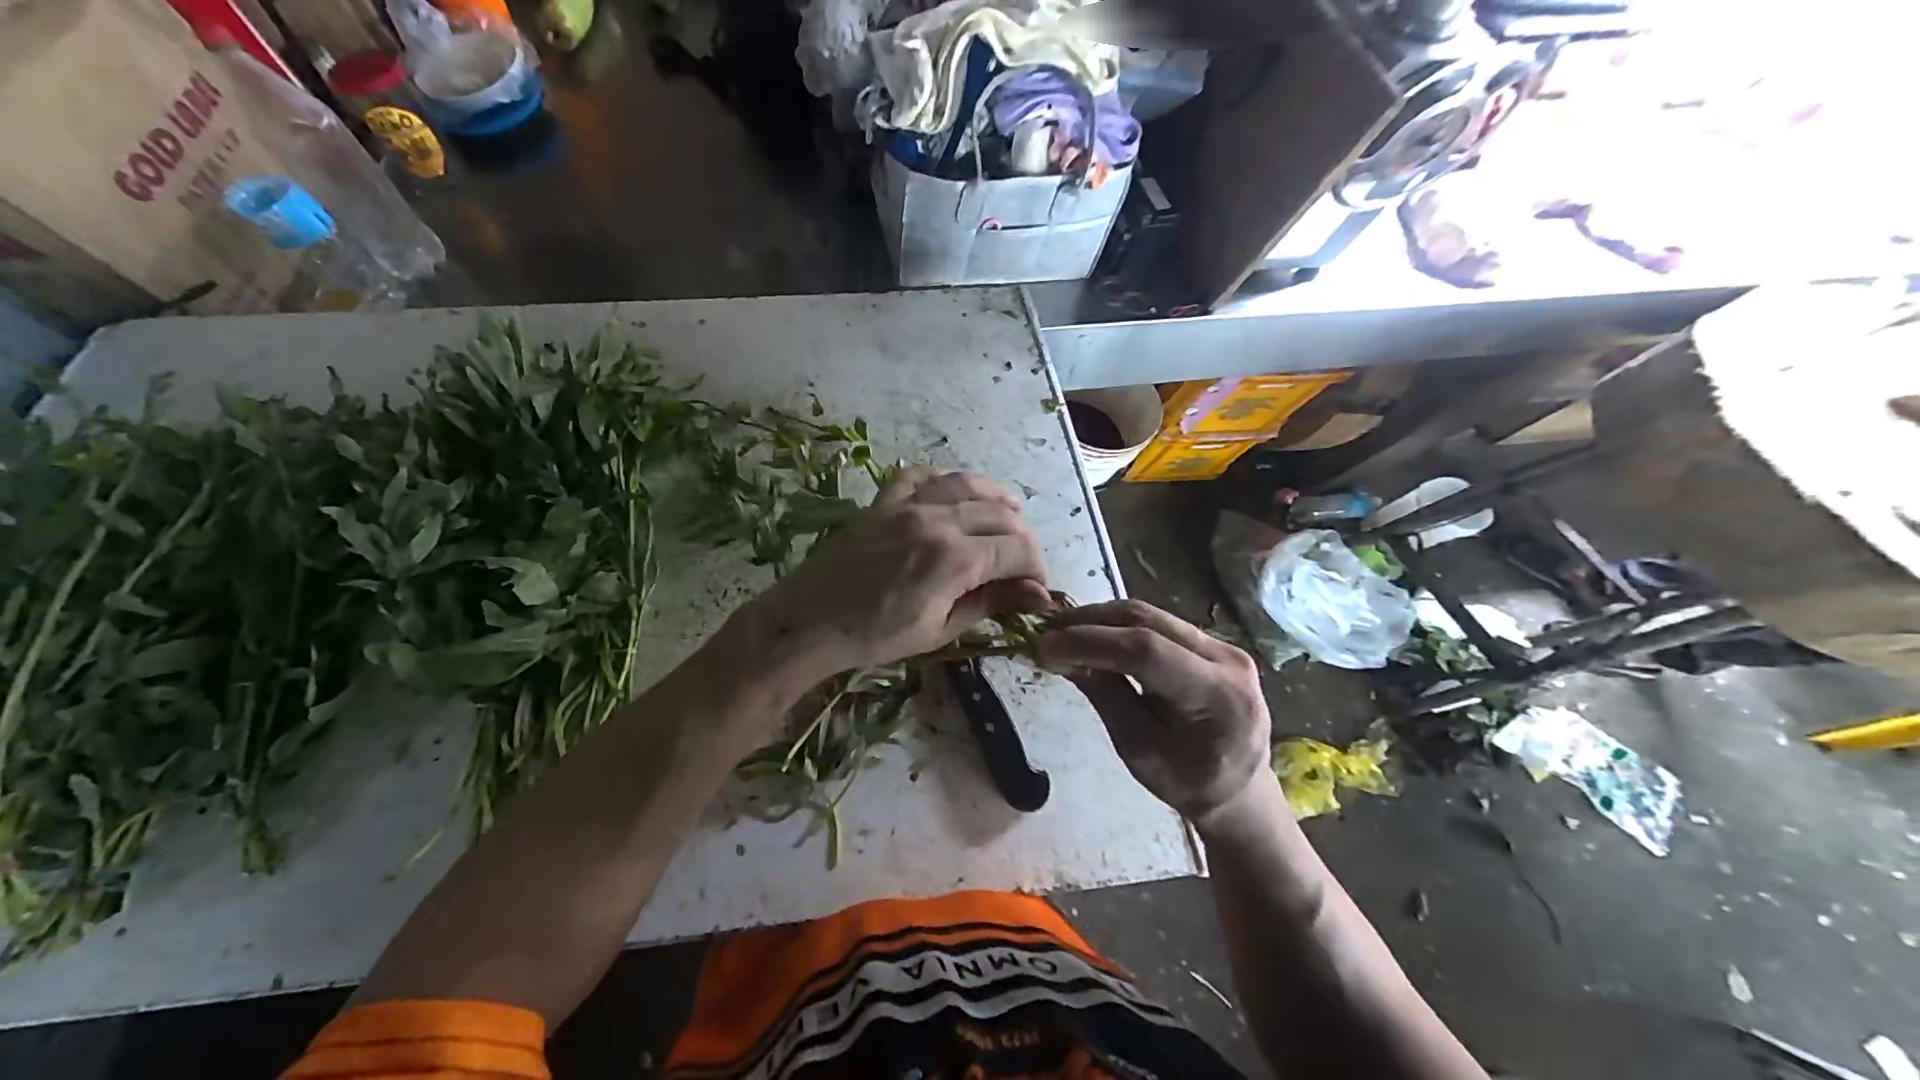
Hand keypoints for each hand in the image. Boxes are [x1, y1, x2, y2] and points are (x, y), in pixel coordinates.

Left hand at [745, 467, 1051, 682]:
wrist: (810, 622)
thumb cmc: (876, 637)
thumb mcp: (940, 629)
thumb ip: (990, 603)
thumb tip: (1037, 595)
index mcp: (954, 559)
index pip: (1019, 549)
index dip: (1037, 568)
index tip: (1035, 588)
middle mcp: (937, 521)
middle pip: (1002, 515)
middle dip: (1023, 538)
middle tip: (1021, 564)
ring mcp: (908, 505)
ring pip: (968, 484)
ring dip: (996, 499)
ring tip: (1009, 514)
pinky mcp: (883, 502)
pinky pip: (921, 475)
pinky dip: (945, 479)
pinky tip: (954, 492)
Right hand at [1037, 600, 1271, 826]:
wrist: (1240, 792)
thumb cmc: (1189, 783)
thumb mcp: (1138, 749)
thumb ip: (1103, 695)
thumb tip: (1057, 654)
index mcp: (1218, 696)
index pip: (1145, 651)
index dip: (1090, 642)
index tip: (1044, 647)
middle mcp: (1228, 659)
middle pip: (1148, 621)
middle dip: (1090, 623)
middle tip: (1046, 631)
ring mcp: (1225, 646)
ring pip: (1152, 616)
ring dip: (1102, 620)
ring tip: (1062, 632)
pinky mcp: (1214, 644)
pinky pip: (1160, 624)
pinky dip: (1121, 627)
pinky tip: (1093, 636)